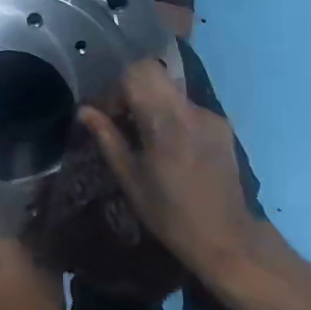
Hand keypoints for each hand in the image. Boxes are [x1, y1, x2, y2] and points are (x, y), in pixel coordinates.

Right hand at [77, 60, 261, 280]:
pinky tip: (174, 148)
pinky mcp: (223, 124)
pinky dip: (175, 117)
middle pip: (156, 73)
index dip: (118, 88)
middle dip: (134, 89)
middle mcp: (190, 109)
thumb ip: (108, 138)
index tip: (112, 116)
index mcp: (165, 122)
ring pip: (173, 89)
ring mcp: (211, 114)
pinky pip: (190, 107)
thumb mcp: (131, 179)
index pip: (137, 73)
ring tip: (149, 138)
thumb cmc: (170, 215)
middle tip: (126, 120)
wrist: (225, 236)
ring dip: (154, 103)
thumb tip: (84, 110)